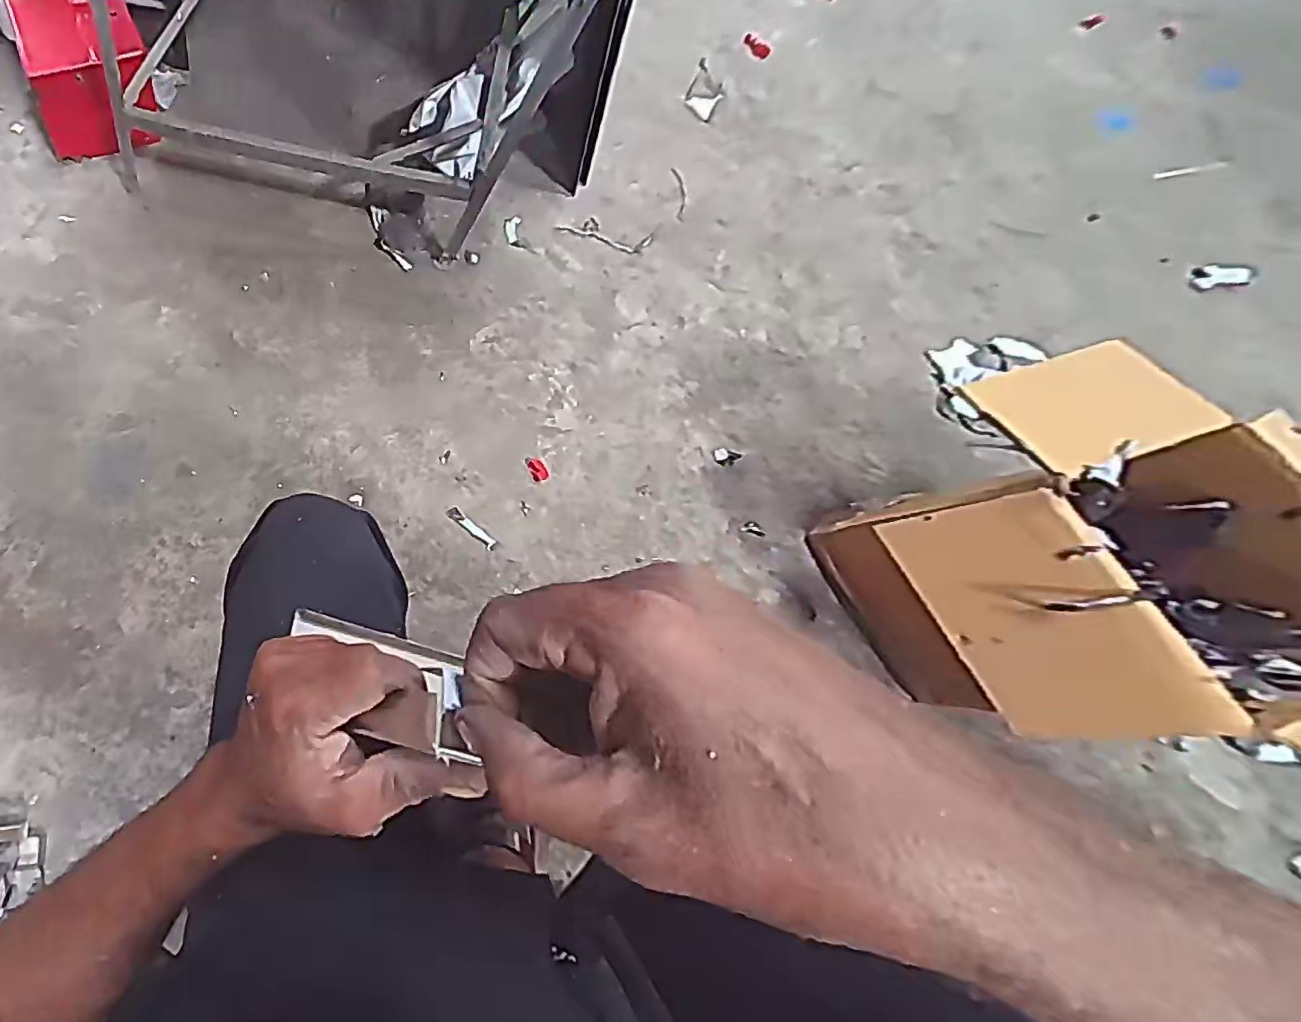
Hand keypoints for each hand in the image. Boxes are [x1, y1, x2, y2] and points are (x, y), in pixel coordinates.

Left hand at [202, 636, 476, 840]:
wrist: (245, 783)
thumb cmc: (289, 797)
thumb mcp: (355, 809)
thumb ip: (410, 782)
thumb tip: (457, 765)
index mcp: (301, 707)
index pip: (374, 667)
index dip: (403, 687)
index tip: (405, 716)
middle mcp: (285, 670)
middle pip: (368, 655)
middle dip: (387, 686)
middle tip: (378, 724)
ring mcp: (280, 653)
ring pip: (356, 646)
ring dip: (368, 676)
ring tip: (355, 713)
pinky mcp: (282, 646)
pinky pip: (338, 644)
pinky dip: (348, 669)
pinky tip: (338, 699)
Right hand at [455, 564, 1066, 965]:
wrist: (958, 846)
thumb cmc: (802, 835)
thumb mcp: (627, 824)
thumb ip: (518, 774)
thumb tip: (476, 733)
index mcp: (629, 619)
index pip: (500, 623)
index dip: (485, 689)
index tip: (506, 746)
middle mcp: (664, 587)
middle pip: (545, 627)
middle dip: (535, 701)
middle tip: (566, 773)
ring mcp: (704, 597)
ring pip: (591, 635)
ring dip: (579, 699)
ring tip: (620, 770)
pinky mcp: (733, 618)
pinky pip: (641, 638)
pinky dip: (623, 688)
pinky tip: (662, 749)